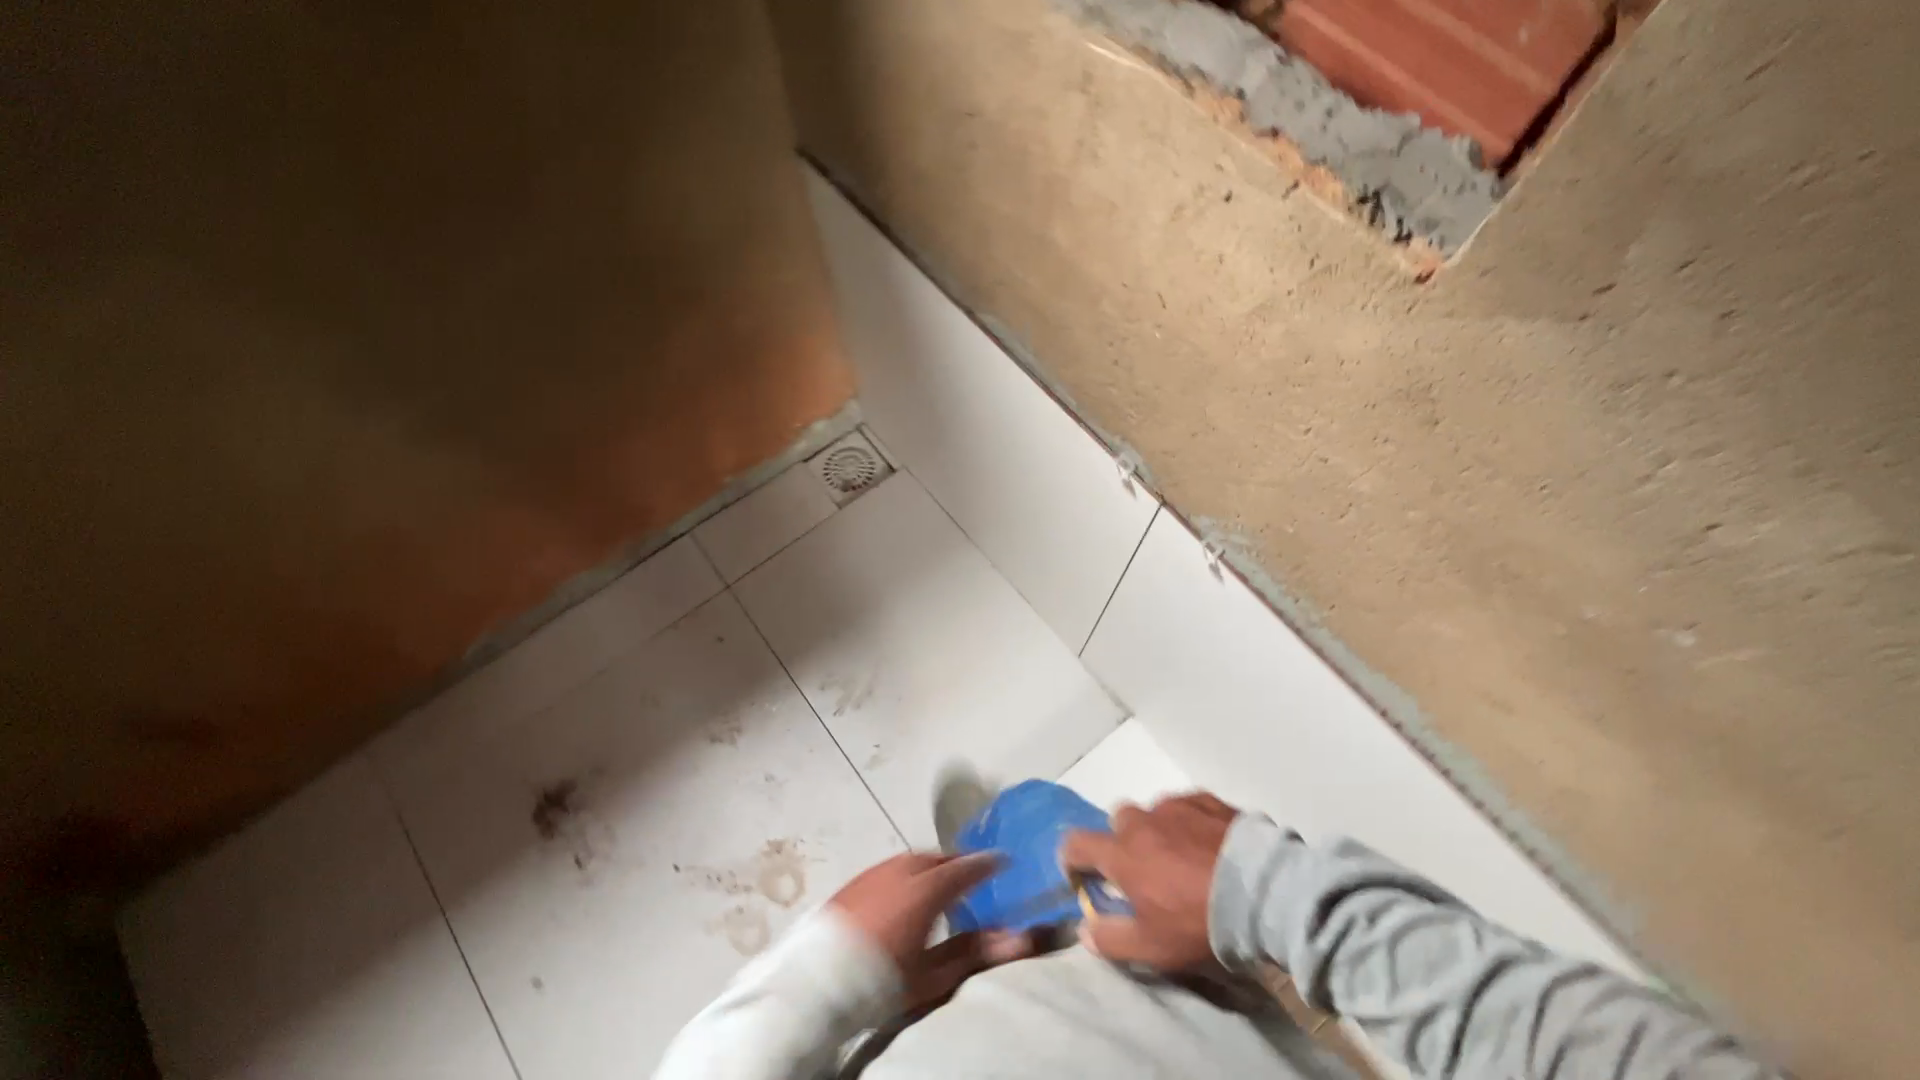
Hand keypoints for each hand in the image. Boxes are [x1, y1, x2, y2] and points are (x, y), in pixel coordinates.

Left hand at [829, 852, 1032, 1010]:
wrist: (814, 981)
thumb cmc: (880, 980)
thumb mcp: (933, 974)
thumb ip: (976, 953)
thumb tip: (1018, 939)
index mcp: (926, 888)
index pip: (966, 867)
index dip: (988, 864)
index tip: (1003, 863)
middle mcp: (901, 871)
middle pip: (937, 859)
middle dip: (957, 864)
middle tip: (973, 876)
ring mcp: (873, 873)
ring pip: (911, 861)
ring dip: (930, 867)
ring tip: (940, 885)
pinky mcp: (852, 882)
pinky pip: (890, 868)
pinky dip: (906, 873)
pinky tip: (905, 893)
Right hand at [1059, 792, 1238, 972]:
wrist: (1263, 893)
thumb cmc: (1198, 921)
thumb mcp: (1151, 947)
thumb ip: (1109, 938)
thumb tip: (1084, 929)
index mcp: (1120, 853)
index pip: (1075, 842)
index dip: (1071, 857)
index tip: (1082, 875)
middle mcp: (1141, 820)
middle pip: (1117, 822)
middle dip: (1123, 843)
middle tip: (1146, 873)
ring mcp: (1176, 805)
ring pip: (1154, 813)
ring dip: (1159, 832)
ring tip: (1185, 859)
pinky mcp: (1209, 800)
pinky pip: (1187, 807)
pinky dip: (1190, 823)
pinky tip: (1210, 846)